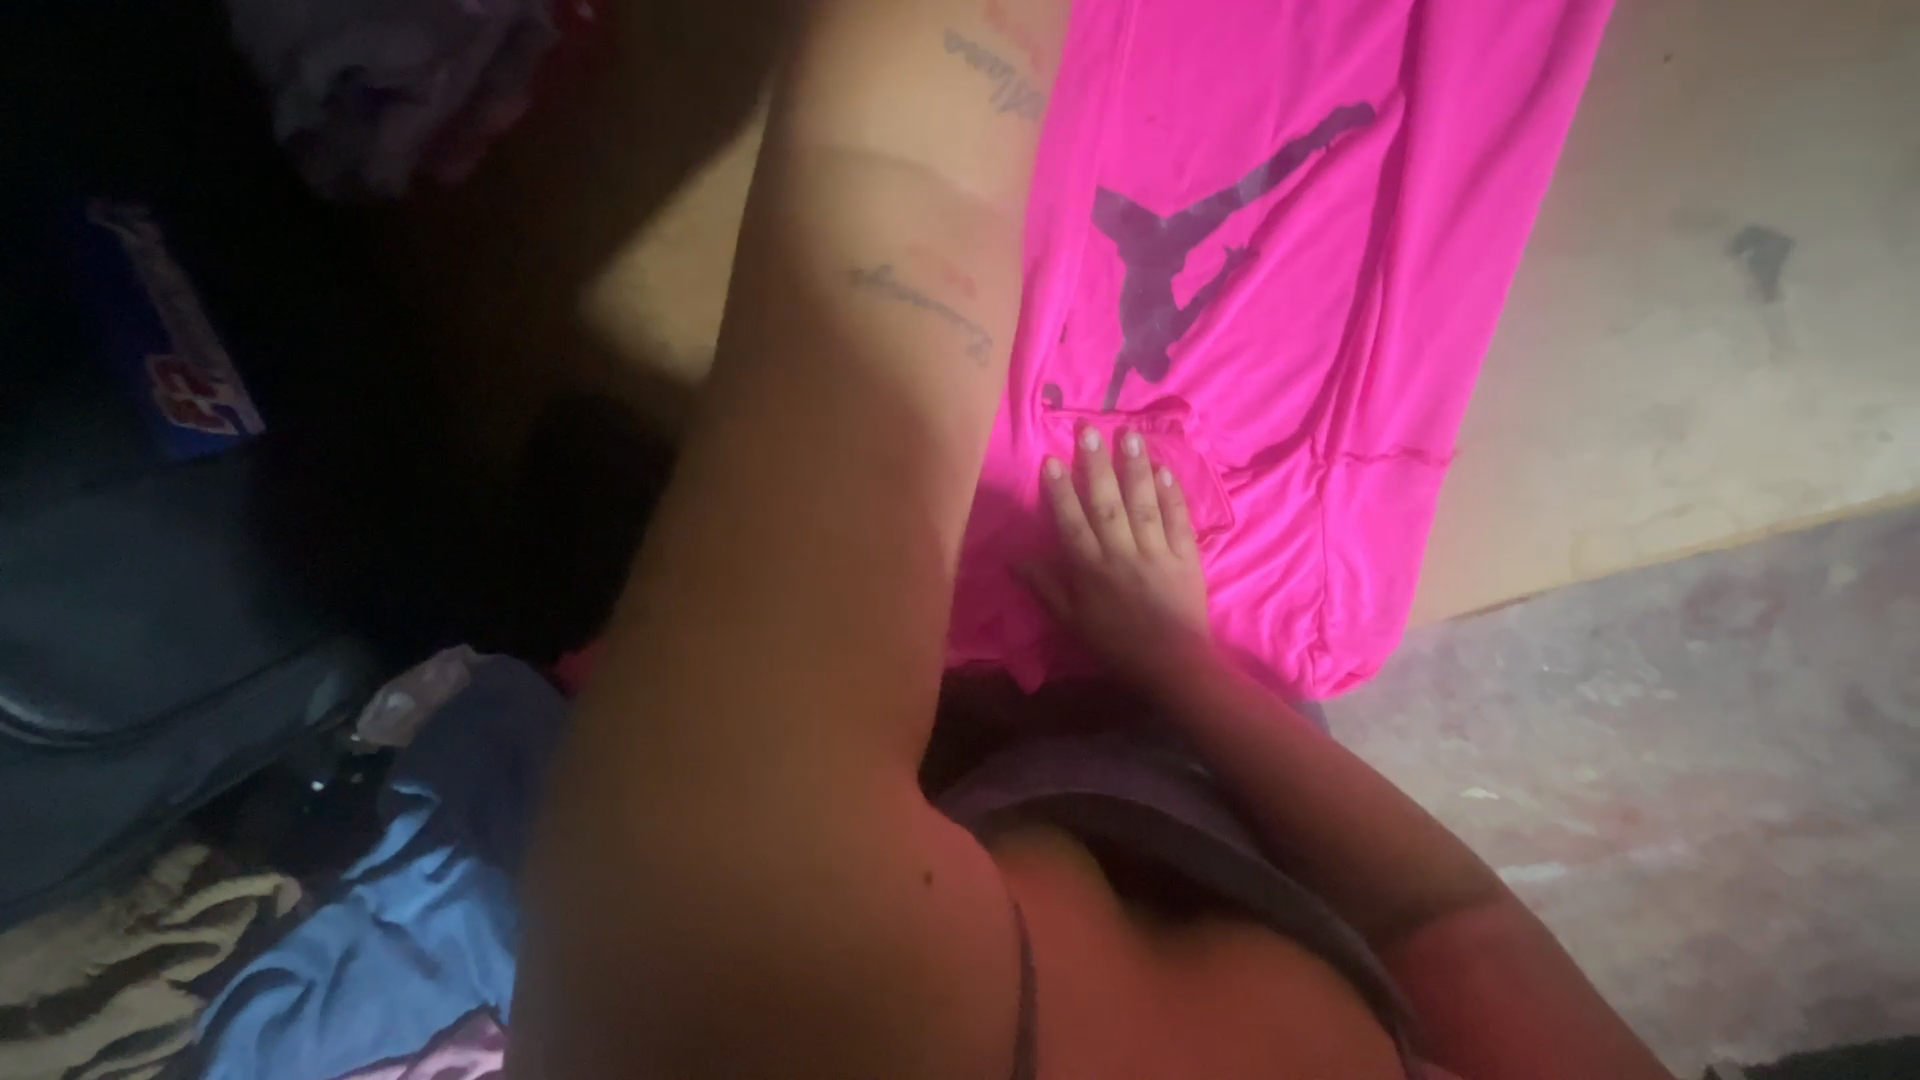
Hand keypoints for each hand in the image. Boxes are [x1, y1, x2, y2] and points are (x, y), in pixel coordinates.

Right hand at [1019, 424, 1210, 685]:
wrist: (1172, 665)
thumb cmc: (1116, 645)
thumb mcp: (1072, 622)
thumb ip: (1045, 588)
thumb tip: (1014, 560)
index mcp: (1091, 571)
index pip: (1072, 523)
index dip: (1060, 491)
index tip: (1051, 460)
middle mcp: (1122, 555)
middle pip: (1107, 504)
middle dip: (1097, 466)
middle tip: (1089, 430)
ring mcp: (1157, 553)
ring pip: (1144, 504)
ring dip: (1135, 468)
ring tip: (1129, 435)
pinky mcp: (1187, 557)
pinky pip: (1179, 520)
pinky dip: (1172, 494)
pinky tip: (1164, 469)